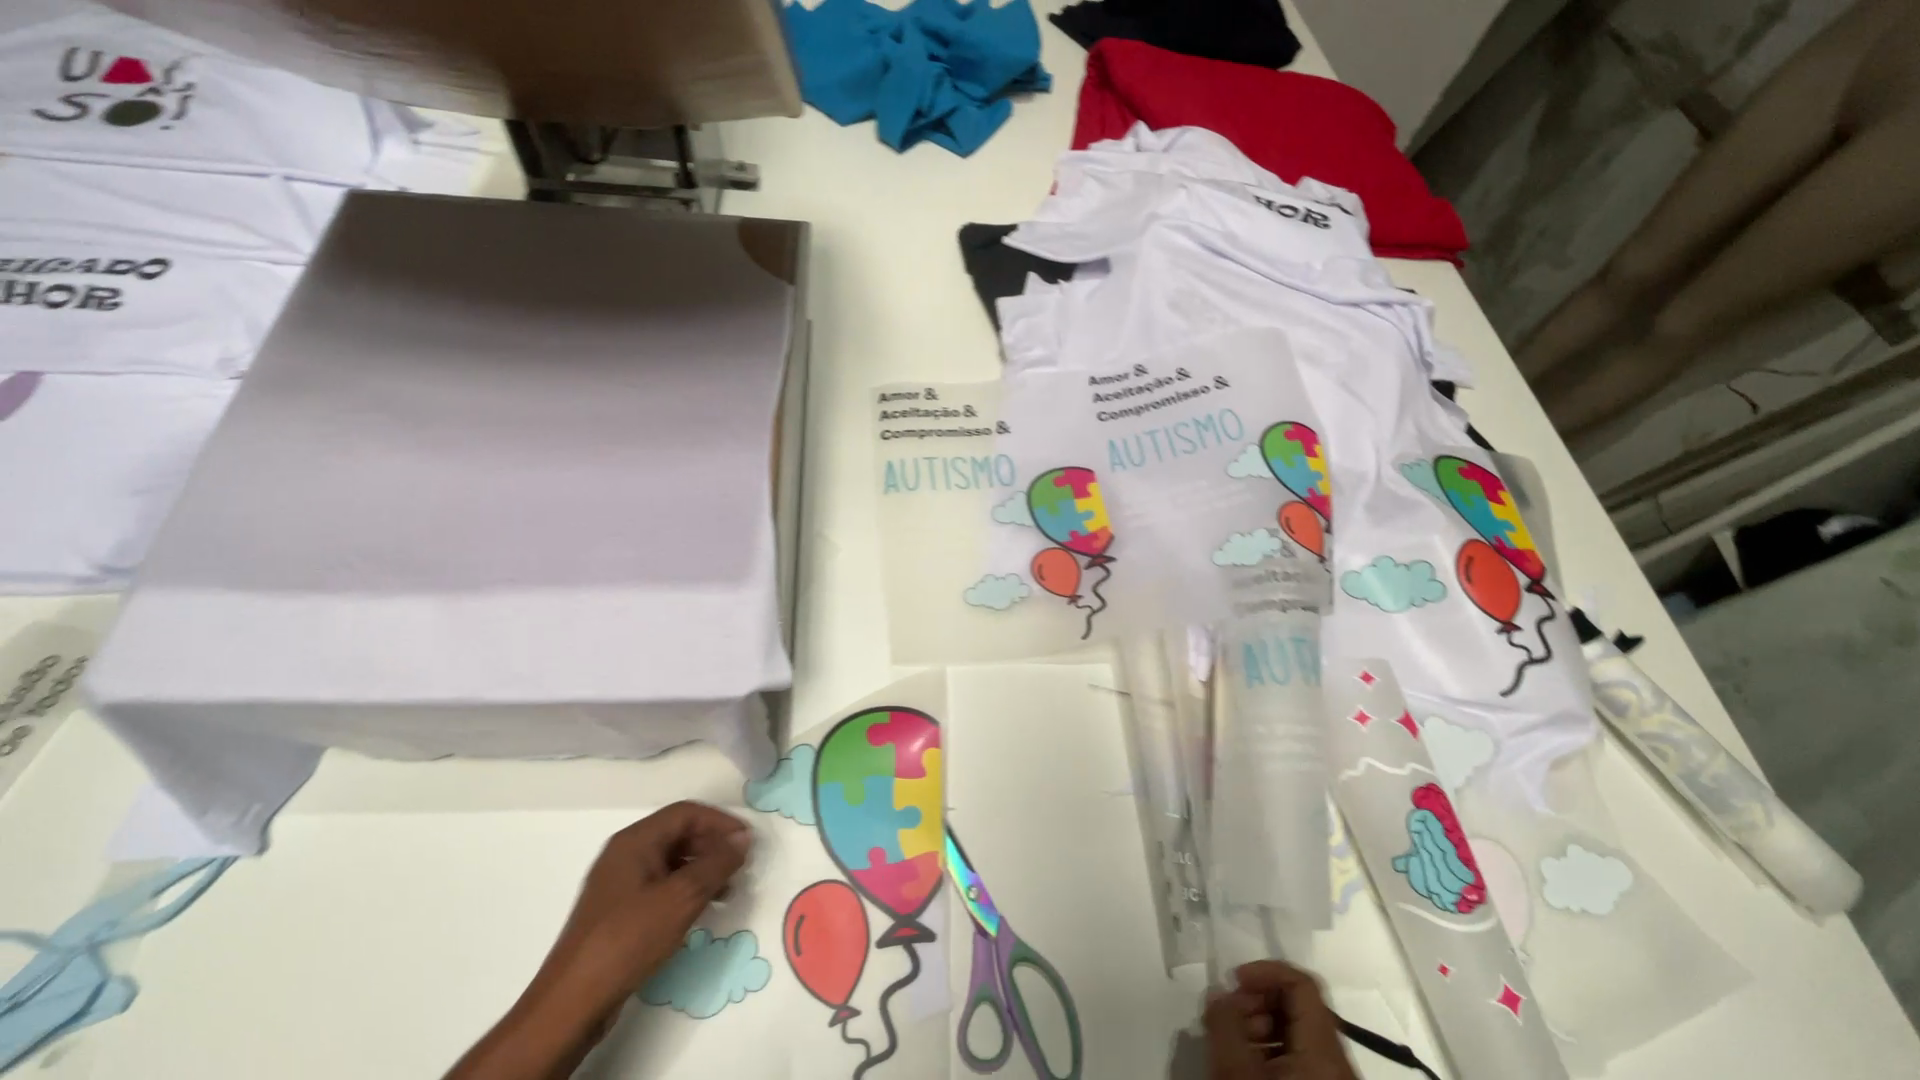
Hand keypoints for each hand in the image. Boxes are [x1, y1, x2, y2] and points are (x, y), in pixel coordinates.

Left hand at [446, 803, 750, 1079]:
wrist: (575, 997)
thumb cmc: (629, 938)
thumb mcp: (681, 898)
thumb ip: (715, 864)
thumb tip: (742, 839)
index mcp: (635, 841)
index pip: (686, 813)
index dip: (721, 822)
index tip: (749, 843)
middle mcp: (625, 854)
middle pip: (678, 834)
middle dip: (713, 846)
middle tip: (742, 868)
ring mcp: (620, 882)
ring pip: (671, 861)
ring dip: (703, 870)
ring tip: (728, 892)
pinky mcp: (620, 909)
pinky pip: (661, 884)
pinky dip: (686, 889)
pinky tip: (701, 910)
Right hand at [1205, 962, 1357, 1079]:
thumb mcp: (1234, 1070)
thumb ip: (1224, 1024)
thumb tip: (1218, 990)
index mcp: (1323, 1049)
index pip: (1302, 984)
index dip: (1265, 971)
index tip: (1233, 980)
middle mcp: (1337, 1058)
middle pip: (1299, 1004)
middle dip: (1257, 999)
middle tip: (1228, 1014)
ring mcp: (1332, 1073)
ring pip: (1297, 1030)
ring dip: (1260, 1023)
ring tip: (1234, 1041)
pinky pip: (1299, 1052)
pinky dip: (1270, 1045)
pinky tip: (1247, 1060)